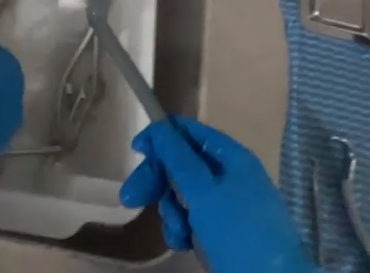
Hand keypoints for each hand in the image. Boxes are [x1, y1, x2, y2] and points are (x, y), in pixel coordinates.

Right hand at [120, 117, 314, 272]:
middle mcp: (227, 177)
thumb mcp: (203, 192)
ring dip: (171, 210)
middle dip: (157, 180)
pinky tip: (183, 244)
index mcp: (230, 158)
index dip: (161, 137)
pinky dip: (182, 230)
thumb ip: (177, 157)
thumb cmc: (239, 235)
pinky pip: (191, 221)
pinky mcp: (220, 235)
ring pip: (182, 195)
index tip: (136, 151)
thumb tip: (159, 126)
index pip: (188, 132)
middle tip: (130, 199)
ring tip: (178, 231)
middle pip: (181, 165)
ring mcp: (225, 208)